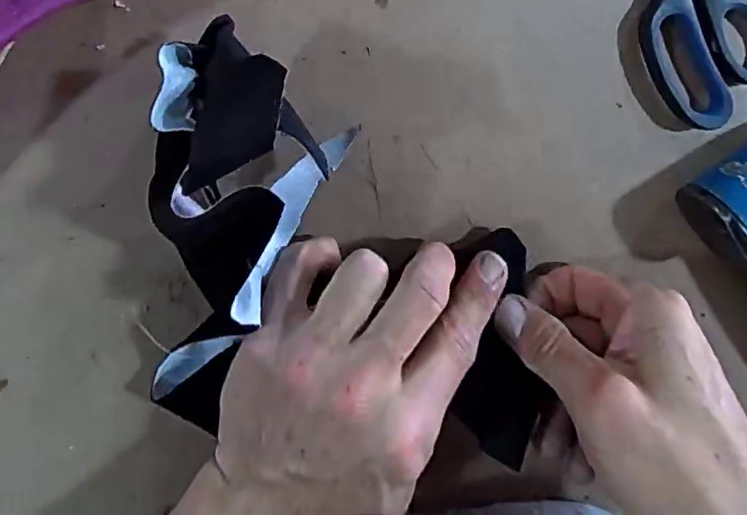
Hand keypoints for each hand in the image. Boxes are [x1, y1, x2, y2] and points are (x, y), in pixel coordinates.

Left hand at [176, 238, 507, 514]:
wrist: (256, 514)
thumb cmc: (343, 491)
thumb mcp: (408, 460)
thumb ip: (433, 390)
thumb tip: (464, 312)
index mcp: (406, 425)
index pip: (458, 337)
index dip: (481, 291)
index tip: (490, 262)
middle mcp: (362, 384)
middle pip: (420, 289)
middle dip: (436, 263)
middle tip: (433, 261)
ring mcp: (310, 358)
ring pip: (363, 266)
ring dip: (374, 270)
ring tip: (368, 287)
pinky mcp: (267, 342)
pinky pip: (298, 266)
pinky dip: (318, 256)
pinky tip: (328, 268)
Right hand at [494, 265, 746, 514]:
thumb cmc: (667, 459)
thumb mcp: (595, 398)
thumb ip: (548, 348)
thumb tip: (507, 305)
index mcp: (647, 307)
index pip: (573, 280)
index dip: (537, 306)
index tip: (510, 346)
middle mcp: (658, 325)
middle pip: (580, 328)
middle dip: (549, 372)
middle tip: (530, 419)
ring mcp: (665, 366)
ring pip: (593, 367)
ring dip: (565, 406)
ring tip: (556, 452)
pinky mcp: (668, 404)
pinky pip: (615, 396)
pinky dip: (592, 423)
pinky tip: (585, 464)